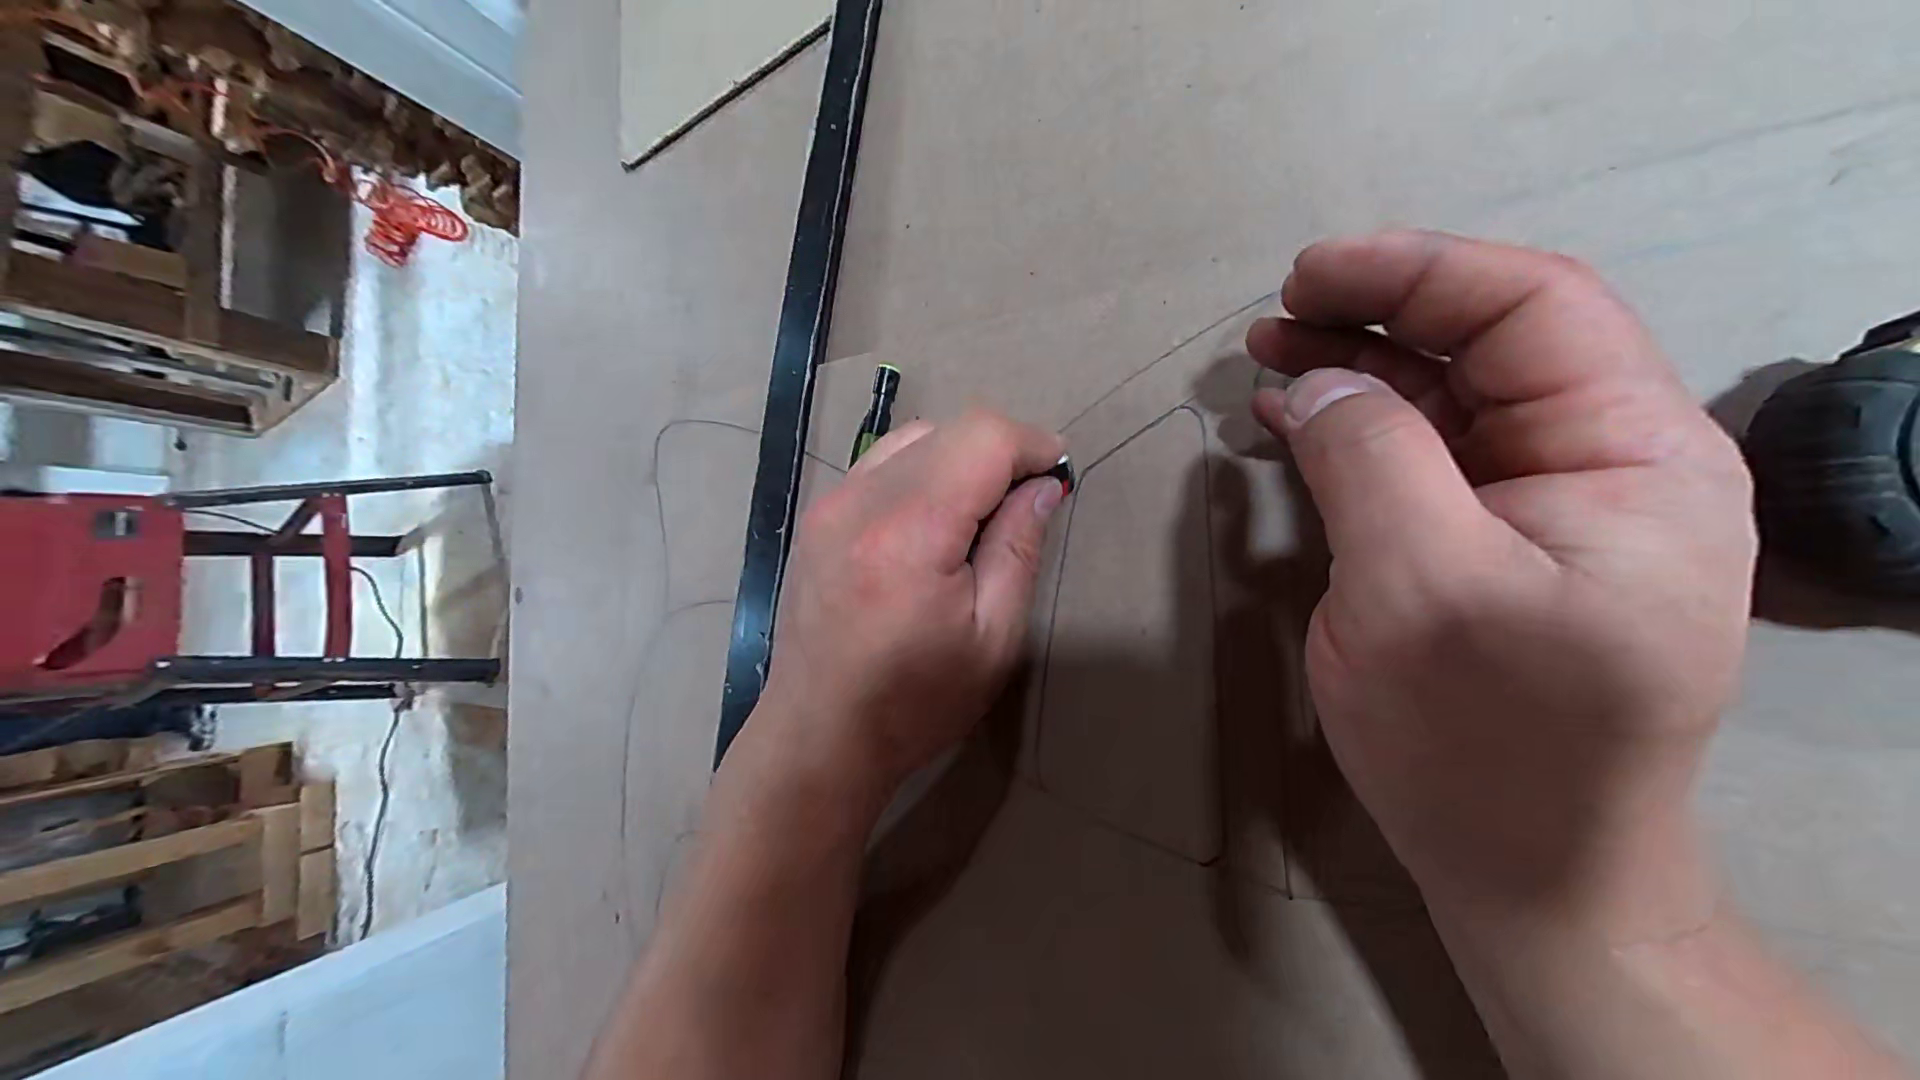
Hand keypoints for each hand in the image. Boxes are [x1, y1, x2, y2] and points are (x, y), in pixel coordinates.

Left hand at [754, 410, 1067, 792]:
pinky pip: (881, 464)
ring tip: (981, 512)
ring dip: (961, 457)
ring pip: (914, 438)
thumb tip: (1043, 486)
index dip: (1032, 445)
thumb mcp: (993, 638)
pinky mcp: (817, 516)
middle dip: (1002, 452)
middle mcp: (861, 501)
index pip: (983, 438)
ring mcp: (830, 503)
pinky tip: (934, 519)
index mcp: (910, 532)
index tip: (1056, 478)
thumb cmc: (916, 702)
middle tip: (1025, 502)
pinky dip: (923, 470)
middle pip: (949, 430)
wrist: (819, 734)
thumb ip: (1019, 547)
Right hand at [1248, 231, 1756, 945]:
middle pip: (1480, 346)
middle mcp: (1587, 464)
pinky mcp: (1466, 543)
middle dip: (1373, 316)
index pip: (1530, 310)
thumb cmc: (1483, 734)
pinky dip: (1345, 427)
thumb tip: (1318, 383)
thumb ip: (1371, 462)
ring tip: (1269, 355)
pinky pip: (1407, 456)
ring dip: (1352, 368)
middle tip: (1275, 317)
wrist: (1516, 858)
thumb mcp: (1420, 587)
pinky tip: (1290, 416)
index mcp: (1624, 455)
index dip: (1414, 273)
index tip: (1307, 275)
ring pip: (1436, 399)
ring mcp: (1522, 506)